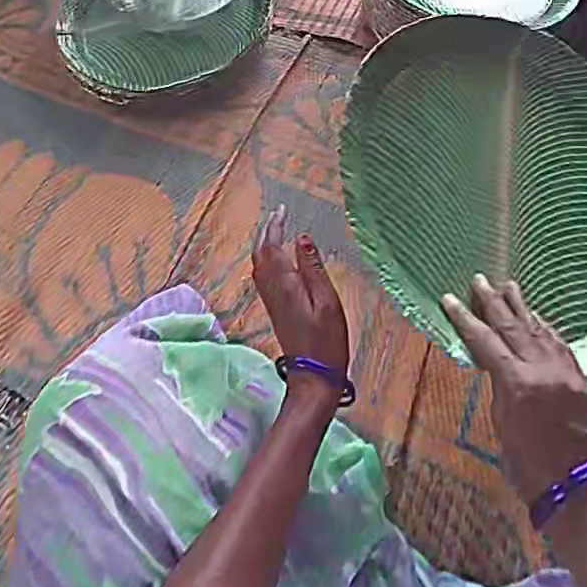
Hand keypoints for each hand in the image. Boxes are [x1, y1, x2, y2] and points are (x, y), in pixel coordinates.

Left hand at [253, 205, 350, 400]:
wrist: (313, 376)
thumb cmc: (325, 339)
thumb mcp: (327, 299)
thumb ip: (313, 267)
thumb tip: (302, 237)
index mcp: (284, 283)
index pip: (271, 246)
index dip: (274, 226)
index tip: (280, 210)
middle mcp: (272, 289)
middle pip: (260, 254)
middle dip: (266, 233)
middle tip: (278, 216)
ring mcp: (271, 300)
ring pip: (259, 265)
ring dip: (265, 245)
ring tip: (277, 231)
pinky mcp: (275, 309)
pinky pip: (264, 276)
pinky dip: (267, 259)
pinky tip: (278, 260)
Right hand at [441, 274, 586, 505]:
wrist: (574, 488)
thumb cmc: (526, 461)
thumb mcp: (501, 419)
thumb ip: (498, 382)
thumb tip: (495, 360)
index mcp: (517, 381)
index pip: (485, 339)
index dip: (465, 318)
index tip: (450, 298)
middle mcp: (543, 369)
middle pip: (513, 326)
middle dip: (493, 301)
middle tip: (480, 280)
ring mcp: (565, 372)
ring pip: (539, 330)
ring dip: (521, 307)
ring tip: (508, 286)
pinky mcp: (581, 379)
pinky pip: (560, 344)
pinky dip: (545, 328)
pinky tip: (536, 317)